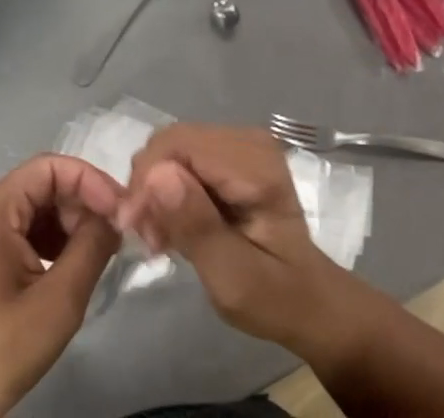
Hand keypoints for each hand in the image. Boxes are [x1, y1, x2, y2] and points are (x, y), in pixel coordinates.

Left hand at [0, 155, 123, 417]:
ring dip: (66, 227)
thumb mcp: (58, 300)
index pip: (49, 168)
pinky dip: (46, 243)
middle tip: (113, 240)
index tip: (121, 213)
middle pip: (39, 187)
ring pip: (30, 210)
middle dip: (81, 207)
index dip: (91, 182)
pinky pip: (16, 233)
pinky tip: (65, 271)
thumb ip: (92, 246)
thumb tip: (116, 215)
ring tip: (93, 258)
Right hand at [119, 124, 364, 353]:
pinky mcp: (232, 155)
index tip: (135, 230)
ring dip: (155, 192)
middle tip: (150, 240)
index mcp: (257, 167)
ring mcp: (242, 144)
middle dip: (148, 188)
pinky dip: (168, 191)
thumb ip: (196, 226)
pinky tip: (173, 226)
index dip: (146, 181)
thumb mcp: (233, 278)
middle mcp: (250, 141)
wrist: (309, 301)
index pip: (178, 145)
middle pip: (171, 142)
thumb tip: (158, 175)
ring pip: (171, 148)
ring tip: (160, 238)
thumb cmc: (275, 298)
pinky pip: (182, 158)